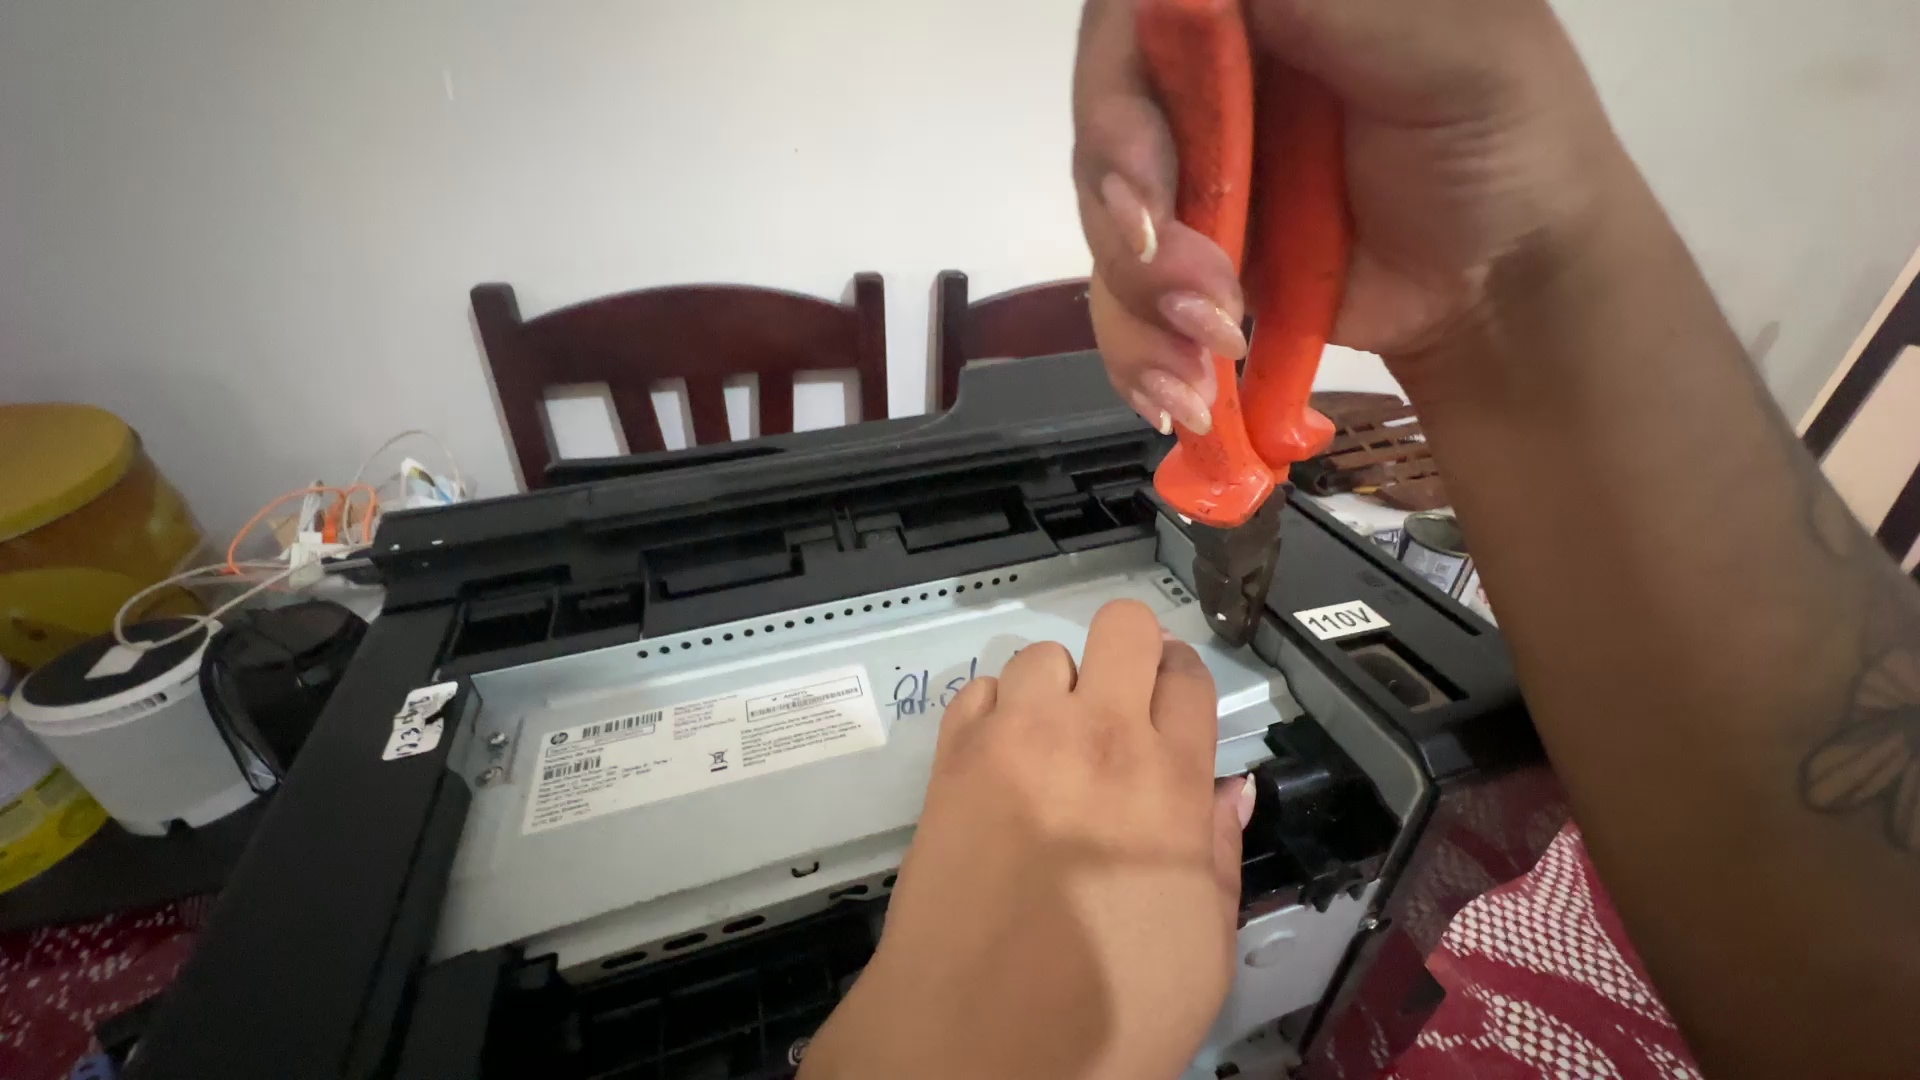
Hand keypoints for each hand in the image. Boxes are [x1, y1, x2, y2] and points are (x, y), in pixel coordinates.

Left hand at [799, 600, 1255, 1079]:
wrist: (978, 1035)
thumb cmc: (1108, 1008)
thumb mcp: (1202, 947)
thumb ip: (1219, 853)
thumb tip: (1230, 789)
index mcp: (1168, 780)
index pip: (1188, 677)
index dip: (1182, 675)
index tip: (1169, 693)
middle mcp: (1097, 737)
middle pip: (1124, 626)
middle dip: (1129, 647)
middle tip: (1117, 695)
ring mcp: (1019, 737)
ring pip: (1045, 654)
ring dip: (1055, 686)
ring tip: (1048, 738)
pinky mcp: (955, 753)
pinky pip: (980, 690)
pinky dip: (994, 710)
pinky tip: (997, 756)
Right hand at [1074, 0, 1632, 429]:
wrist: (1495, 285)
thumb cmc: (1502, 147)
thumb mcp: (1453, 49)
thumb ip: (1338, 7)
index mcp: (1258, 16)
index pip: (1135, 24)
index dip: (1109, 96)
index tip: (1142, 173)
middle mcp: (1208, 92)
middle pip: (1102, 141)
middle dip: (1128, 226)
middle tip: (1196, 290)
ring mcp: (1192, 186)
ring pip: (1104, 238)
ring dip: (1140, 313)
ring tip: (1200, 373)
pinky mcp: (1186, 267)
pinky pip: (1125, 308)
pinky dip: (1139, 360)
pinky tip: (1180, 400)